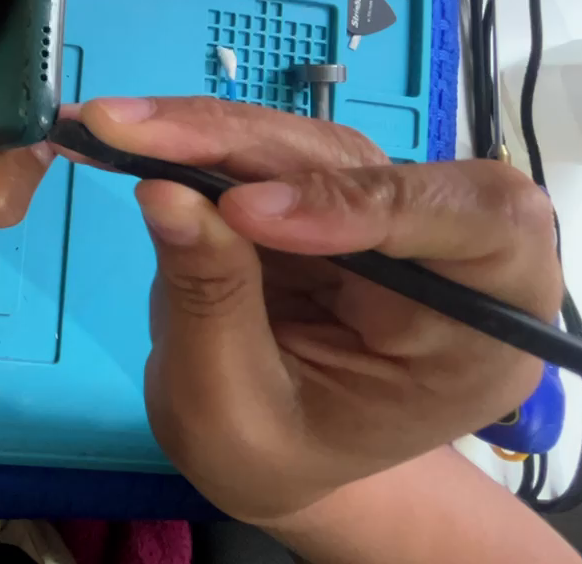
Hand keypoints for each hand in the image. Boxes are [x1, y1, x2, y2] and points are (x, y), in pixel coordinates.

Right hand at [68, 98, 561, 523]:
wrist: (256, 451)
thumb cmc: (262, 453)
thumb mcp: (228, 405)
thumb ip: (207, 298)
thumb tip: (163, 189)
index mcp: (467, 336)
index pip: (480, 227)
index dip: (368, 200)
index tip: (245, 211)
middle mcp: (427, 256)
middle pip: (353, 161)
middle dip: (231, 143)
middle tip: (120, 132)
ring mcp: (355, 216)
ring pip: (289, 139)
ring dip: (193, 129)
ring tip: (102, 128)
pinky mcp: (294, 193)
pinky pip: (242, 147)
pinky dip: (175, 137)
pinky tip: (114, 136)